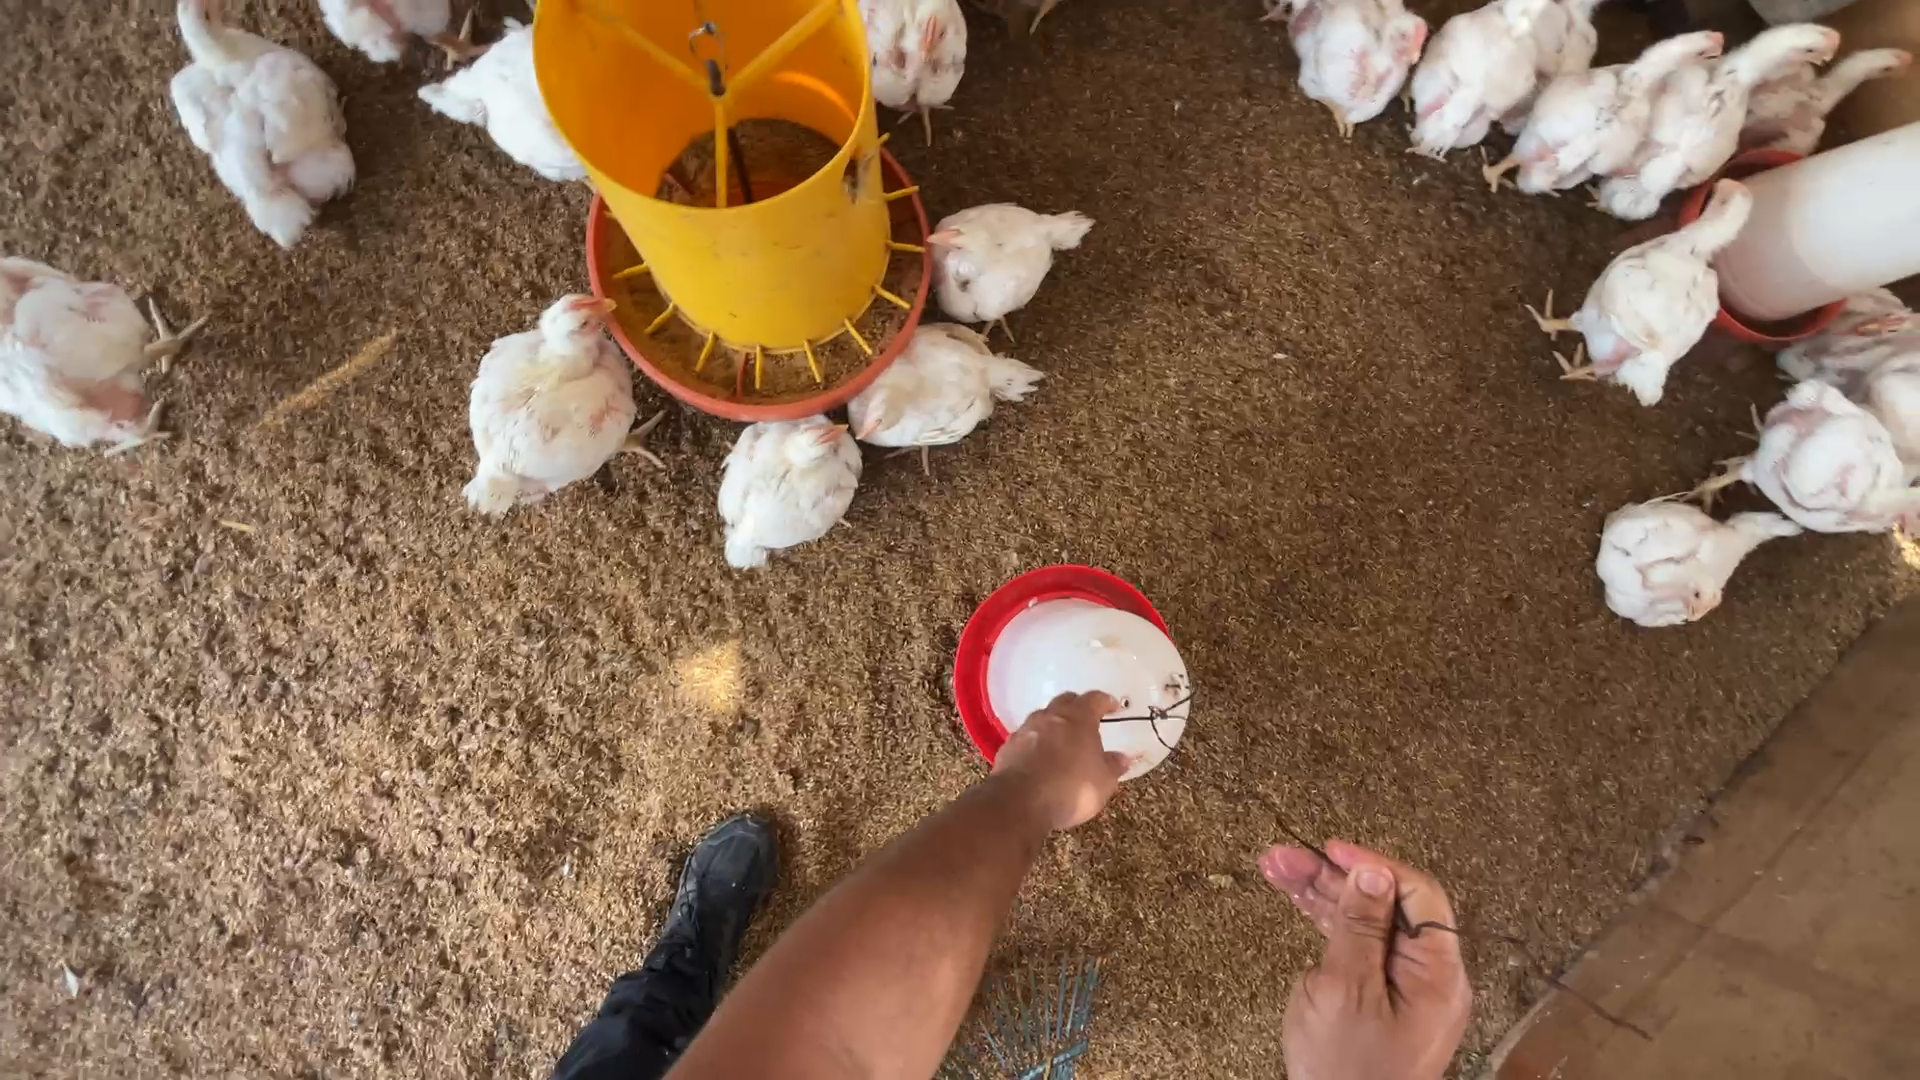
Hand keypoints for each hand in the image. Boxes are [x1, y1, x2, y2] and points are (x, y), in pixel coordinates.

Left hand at [990, 691, 1128, 831]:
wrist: (1020, 802)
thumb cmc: (1071, 788)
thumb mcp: (1103, 782)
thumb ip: (1113, 766)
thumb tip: (1122, 757)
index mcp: (1078, 719)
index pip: (1094, 699)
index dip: (1105, 701)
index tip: (1113, 707)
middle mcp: (1051, 717)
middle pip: (1066, 701)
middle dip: (1077, 706)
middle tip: (1087, 719)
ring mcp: (1026, 729)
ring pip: (1043, 717)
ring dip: (1054, 724)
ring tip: (1062, 740)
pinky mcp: (1009, 746)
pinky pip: (1026, 736)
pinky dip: (1036, 742)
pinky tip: (1039, 757)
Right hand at [1259, 839, 1471, 1079]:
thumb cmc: (1346, 1061)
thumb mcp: (1347, 989)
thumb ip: (1360, 927)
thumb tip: (1373, 870)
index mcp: (1436, 974)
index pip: (1419, 897)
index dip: (1375, 865)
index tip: (1330, 849)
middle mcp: (1422, 971)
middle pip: (1382, 901)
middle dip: (1331, 874)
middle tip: (1282, 856)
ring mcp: (1396, 980)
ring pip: (1359, 914)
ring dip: (1316, 888)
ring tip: (1273, 864)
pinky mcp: (1370, 988)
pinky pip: (1348, 937)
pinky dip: (1318, 913)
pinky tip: (1289, 893)